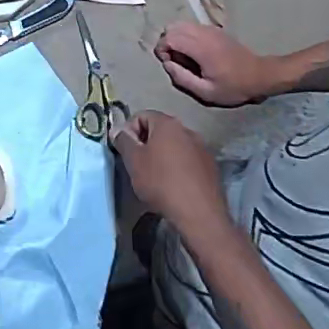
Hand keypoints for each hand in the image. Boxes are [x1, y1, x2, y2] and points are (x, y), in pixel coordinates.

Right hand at [113, 111, 226, 232]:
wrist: (198, 212)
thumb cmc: (161, 182)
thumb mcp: (134, 161)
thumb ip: (123, 141)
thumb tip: (118, 129)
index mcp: (168, 123)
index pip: (142, 115)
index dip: (128, 130)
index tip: (124, 151)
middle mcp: (187, 130)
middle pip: (159, 130)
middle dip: (145, 144)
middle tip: (137, 165)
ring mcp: (202, 148)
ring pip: (174, 146)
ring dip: (162, 156)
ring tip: (155, 178)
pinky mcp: (210, 166)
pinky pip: (187, 160)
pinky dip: (177, 167)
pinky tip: (173, 186)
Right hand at [154, 22, 283, 106]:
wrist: (260, 75)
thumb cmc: (233, 87)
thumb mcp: (206, 92)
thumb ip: (182, 78)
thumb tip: (167, 64)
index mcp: (201, 48)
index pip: (170, 37)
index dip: (162, 49)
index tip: (168, 63)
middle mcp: (204, 33)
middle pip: (173, 26)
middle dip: (167, 42)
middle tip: (174, 60)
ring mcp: (210, 29)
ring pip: (182, 24)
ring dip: (176, 37)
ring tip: (183, 56)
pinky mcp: (215, 30)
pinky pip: (192, 26)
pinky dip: (186, 35)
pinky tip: (194, 52)